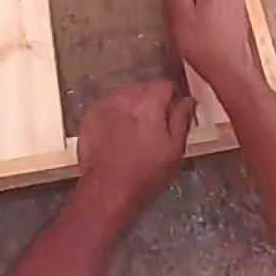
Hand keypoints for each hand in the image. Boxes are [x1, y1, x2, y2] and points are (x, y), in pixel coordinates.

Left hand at [75, 81, 194, 211]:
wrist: (107, 191)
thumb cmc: (146, 174)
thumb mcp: (175, 149)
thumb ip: (182, 118)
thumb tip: (187, 100)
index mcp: (148, 102)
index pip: (166, 85)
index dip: (173, 97)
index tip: (174, 112)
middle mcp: (124, 98)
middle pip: (144, 89)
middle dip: (152, 102)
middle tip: (155, 127)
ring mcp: (103, 106)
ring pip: (124, 97)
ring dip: (132, 108)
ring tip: (134, 133)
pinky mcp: (89, 117)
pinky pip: (107, 108)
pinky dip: (114, 116)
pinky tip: (117, 136)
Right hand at [162, 0, 259, 92]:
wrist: (228, 70)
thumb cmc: (203, 44)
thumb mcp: (180, 18)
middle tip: (185, 15)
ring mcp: (239, 13)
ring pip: (219, 3)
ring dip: (206, 12)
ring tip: (194, 29)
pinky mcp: (241, 28)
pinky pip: (224, 17)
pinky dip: (214, 23)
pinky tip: (205, 39)